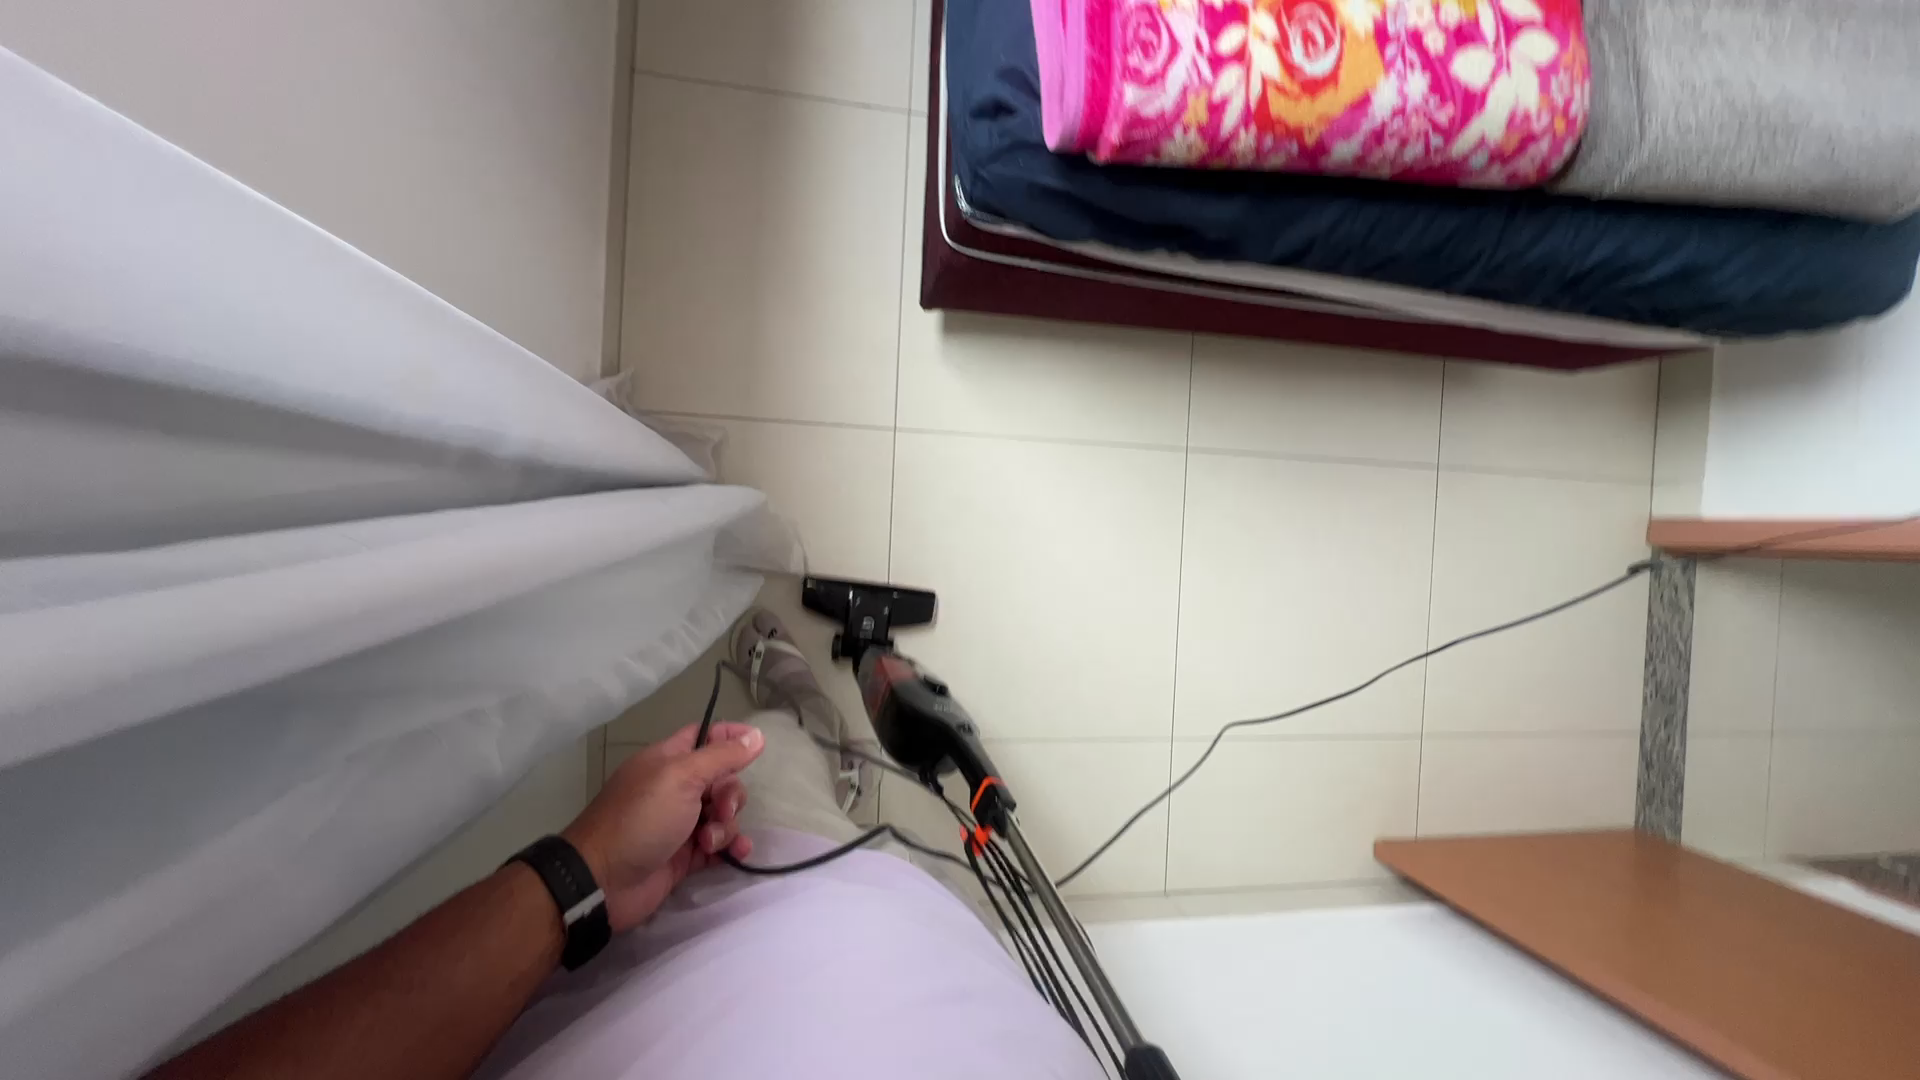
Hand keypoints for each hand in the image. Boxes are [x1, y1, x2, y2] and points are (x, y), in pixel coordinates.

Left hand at [562, 722, 764, 932]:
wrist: (602, 882)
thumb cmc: (640, 819)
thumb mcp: (681, 777)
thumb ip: (721, 756)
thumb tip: (757, 736)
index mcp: (669, 761)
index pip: (706, 736)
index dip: (731, 736)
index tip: (758, 744)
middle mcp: (676, 788)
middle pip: (722, 779)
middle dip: (731, 795)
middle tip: (720, 811)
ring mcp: (680, 823)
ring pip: (723, 814)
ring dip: (727, 826)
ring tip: (709, 842)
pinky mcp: (685, 855)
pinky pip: (719, 845)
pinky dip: (730, 847)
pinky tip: (736, 854)